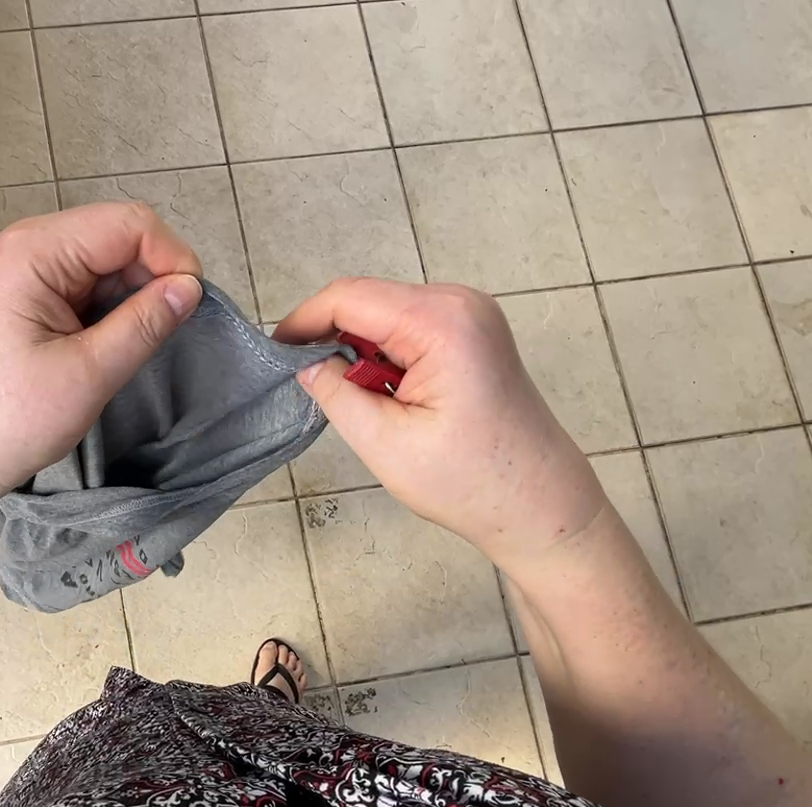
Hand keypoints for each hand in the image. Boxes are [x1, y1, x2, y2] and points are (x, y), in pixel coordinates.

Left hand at [0, 202, 202, 507]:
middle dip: (155, 274)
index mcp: (36, 252)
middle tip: (170, 328)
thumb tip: (192, 289)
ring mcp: (31, 268)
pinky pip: (93, 282)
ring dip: (137, 292)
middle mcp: (31, 245)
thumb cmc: (16, 417)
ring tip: (143, 338)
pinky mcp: (37, 293)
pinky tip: (120, 338)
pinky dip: (117, 305)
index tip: (191, 306)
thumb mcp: (90, 373)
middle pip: (119, 234)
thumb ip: (144, 325)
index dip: (170, 257)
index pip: (128, 224)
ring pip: (110, 259)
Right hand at [276, 279, 606, 572]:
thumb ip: (335, 393)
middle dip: (331, 337)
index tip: (273, 351)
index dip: (304, 320)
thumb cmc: (466, 482)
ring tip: (356, 400)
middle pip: (368, 300)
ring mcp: (471, 315)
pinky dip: (384, 355)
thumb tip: (305, 364)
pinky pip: (409, 328)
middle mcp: (460, 303)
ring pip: (386, 314)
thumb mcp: (384, 442)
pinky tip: (384, 393)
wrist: (538, 503)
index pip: (350, 297)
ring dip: (359, 350)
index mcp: (441, 322)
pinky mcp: (473, 333)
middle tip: (310, 385)